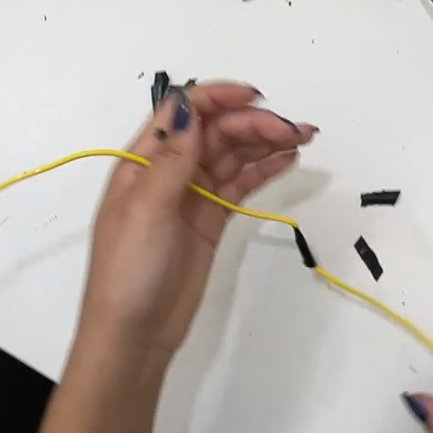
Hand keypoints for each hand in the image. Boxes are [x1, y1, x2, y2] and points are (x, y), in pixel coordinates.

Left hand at [75, 83, 315, 373]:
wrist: (134, 336)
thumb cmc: (129, 269)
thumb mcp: (147, 210)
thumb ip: (173, 158)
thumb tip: (190, 104)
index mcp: (144, 159)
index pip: (184, 111)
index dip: (218, 97)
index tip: (256, 98)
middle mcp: (171, 169)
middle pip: (217, 130)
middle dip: (254, 123)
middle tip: (293, 131)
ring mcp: (194, 193)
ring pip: (233, 153)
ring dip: (266, 141)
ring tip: (303, 138)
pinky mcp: (213, 216)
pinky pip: (241, 182)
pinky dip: (264, 168)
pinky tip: (289, 159)